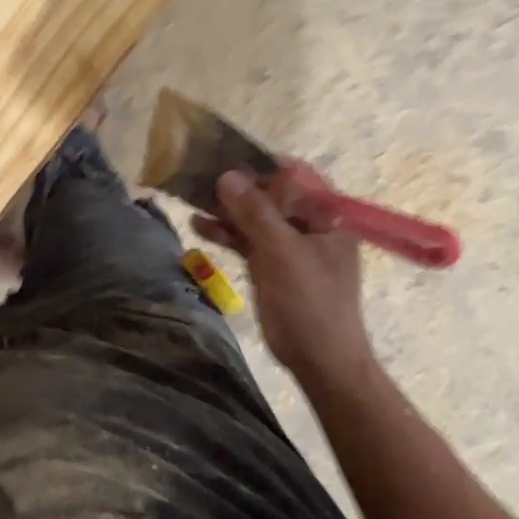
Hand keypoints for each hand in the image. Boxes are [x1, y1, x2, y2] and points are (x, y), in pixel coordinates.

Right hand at [191, 167, 375, 385]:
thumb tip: (227, 176)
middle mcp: (311, 225)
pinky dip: (227, 233)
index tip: (226, 156)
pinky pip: (249, 242)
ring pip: (256, 218)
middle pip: (271, 195)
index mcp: (327, 215)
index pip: (296, 174)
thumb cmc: (311, 303)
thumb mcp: (282, 253)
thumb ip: (255, 212)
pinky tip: (198, 225)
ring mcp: (291, 247)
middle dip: (237, 186)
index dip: (262, 163)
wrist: (321, 361)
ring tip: (190, 196)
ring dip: (226, 209)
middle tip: (199, 175)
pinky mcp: (273, 267)